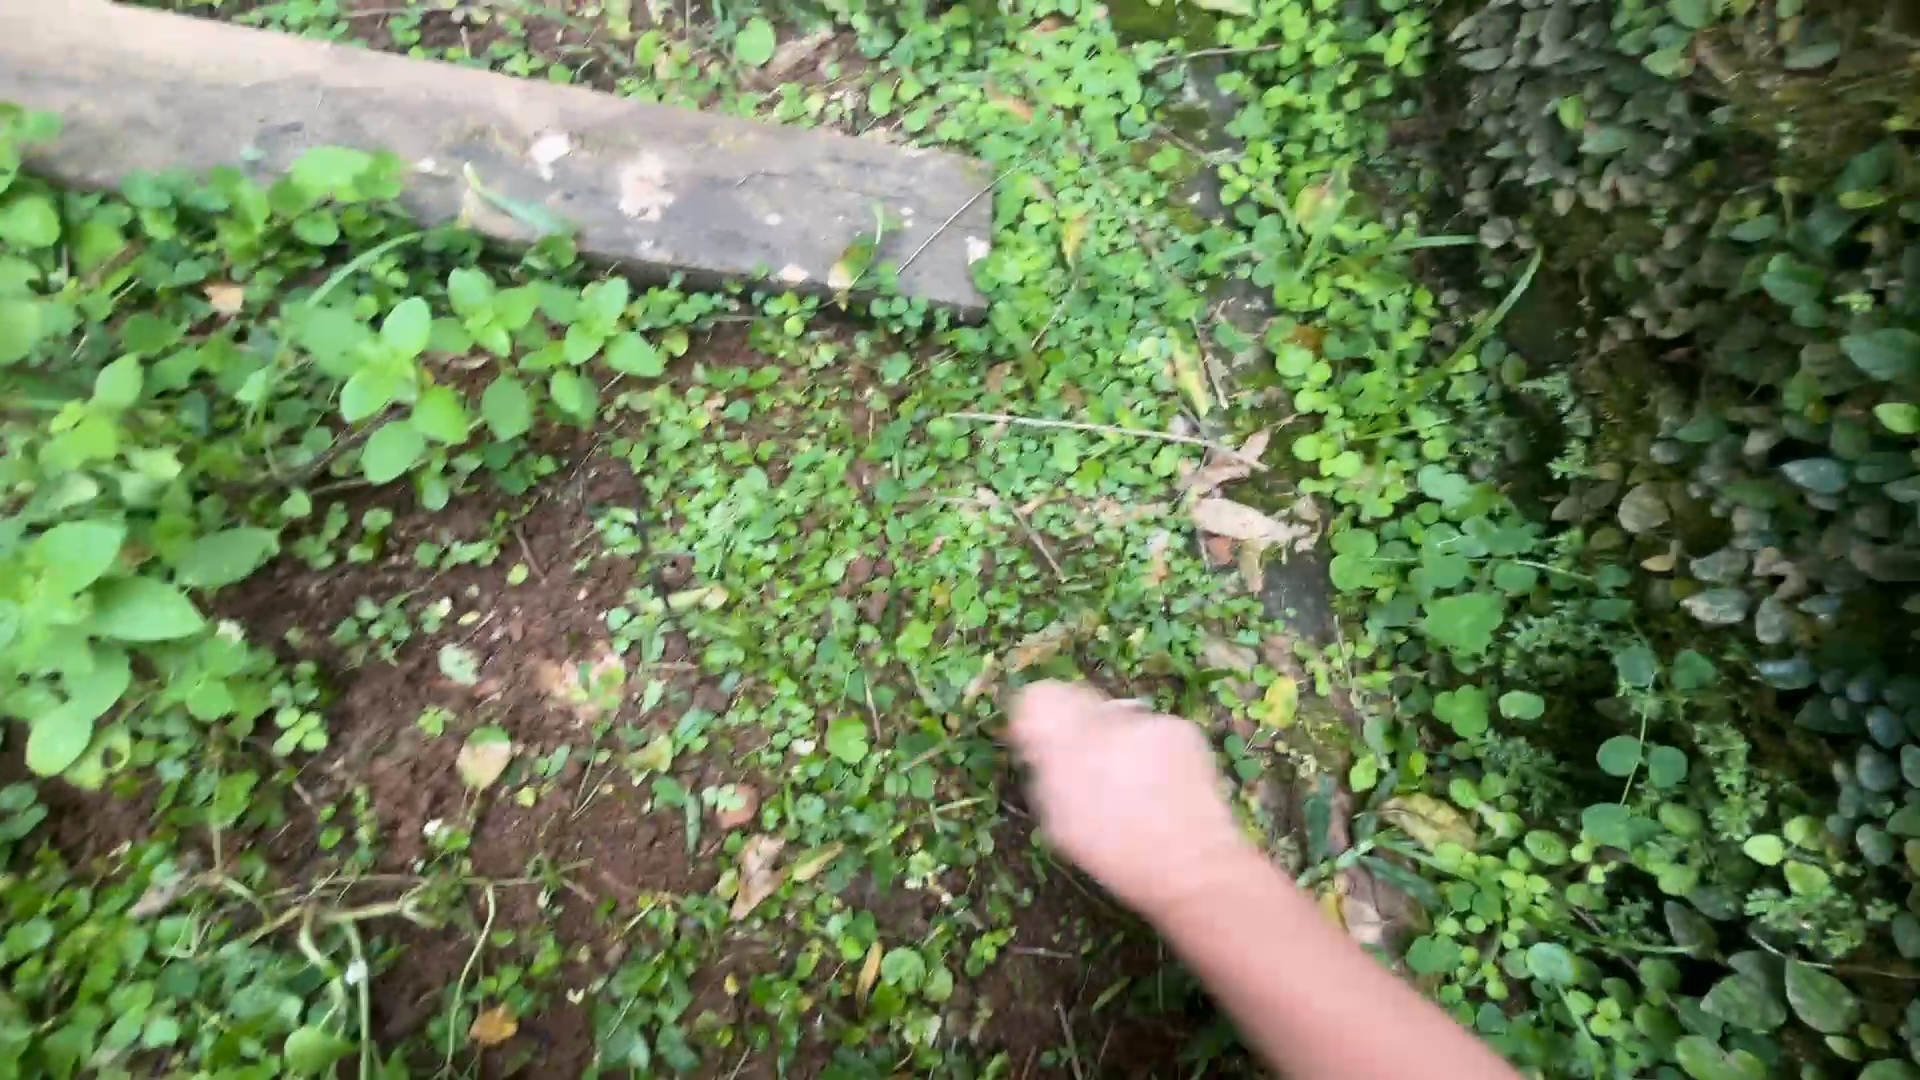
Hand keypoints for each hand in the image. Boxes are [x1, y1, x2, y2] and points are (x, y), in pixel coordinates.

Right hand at [1007, 680, 1257, 919]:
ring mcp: (1145, 721)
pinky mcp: (1180, 727)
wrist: (1192, 865)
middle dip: (1076, 725)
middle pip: (1076, 698)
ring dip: (1115, 738)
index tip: (1041, 739)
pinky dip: (1150, 747)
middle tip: (1087, 764)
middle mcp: (1104, 721)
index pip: (1039, 697)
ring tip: (1130, 782)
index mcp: (1065, 744)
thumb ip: (1043, 770)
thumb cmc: (1115, 854)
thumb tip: (1035, 741)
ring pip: (1115, 716)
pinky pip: (1151, 728)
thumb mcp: (1060, 822)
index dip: (1037, 714)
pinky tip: (1160, 782)